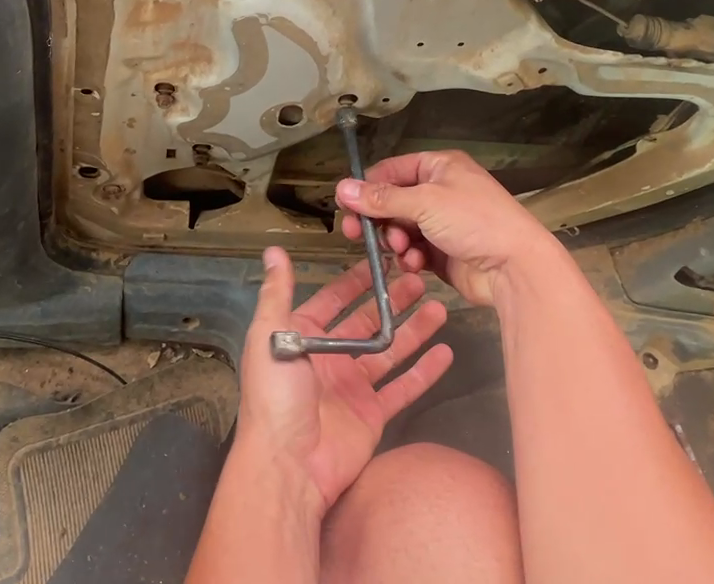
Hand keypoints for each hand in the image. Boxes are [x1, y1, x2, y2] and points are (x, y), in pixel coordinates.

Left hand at [235, 247, 452, 510]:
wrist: (288, 463)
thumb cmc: (274, 395)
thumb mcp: (268, 335)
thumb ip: (276, 292)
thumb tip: (273, 251)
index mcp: (302, 335)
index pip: (333, 300)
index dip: (356, 281)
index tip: (381, 262)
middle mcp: (329, 357)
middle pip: (367, 322)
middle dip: (391, 301)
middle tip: (419, 280)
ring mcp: (352, 386)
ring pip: (389, 351)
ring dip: (413, 330)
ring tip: (439, 308)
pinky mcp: (372, 414)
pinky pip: (403, 388)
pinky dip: (425, 372)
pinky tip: (445, 352)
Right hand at [336, 150, 562, 306]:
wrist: (515, 267)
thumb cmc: (473, 221)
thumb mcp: (424, 203)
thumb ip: (381, 198)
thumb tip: (341, 188)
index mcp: (439, 167)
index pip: (391, 170)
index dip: (368, 187)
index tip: (346, 206)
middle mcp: (439, 191)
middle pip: (392, 202)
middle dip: (379, 219)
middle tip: (357, 234)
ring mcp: (442, 222)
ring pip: (400, 228)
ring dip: (395, 240)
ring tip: (401, 249)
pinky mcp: (443, 251)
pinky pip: (413, 249)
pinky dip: (409, 256)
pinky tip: (414, 262)